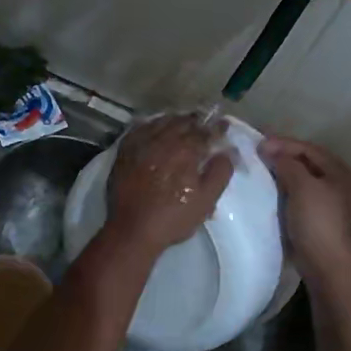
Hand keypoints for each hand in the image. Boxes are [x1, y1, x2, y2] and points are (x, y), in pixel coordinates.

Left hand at [106, 114, 234, 252]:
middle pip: (183, 123)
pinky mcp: (124, 152)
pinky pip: (140, 129)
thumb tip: (226, 151)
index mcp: (186, 151)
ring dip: (175, 120)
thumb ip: (219, 172)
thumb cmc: (173, 218)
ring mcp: (141, 145)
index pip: (205, 132)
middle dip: (196, 122)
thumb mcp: (206, 200)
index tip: (223, 125)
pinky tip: (156, 127)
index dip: (216, 127)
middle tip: (204, 122)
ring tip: (183, 123)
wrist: (133, 229)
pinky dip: (151, 124)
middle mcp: (163, 141)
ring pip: (161, 122)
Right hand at [260, 137, 350, 269]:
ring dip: (280, 170)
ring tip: (259, 166)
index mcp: (339, 171)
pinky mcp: (314, 213)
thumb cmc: (316, 219)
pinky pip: (296, 190)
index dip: (284, 144)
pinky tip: (267, 185)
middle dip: (282, 155)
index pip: (308, 149)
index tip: (258, 143)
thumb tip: (271, 150)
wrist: (322, 260)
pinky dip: (282, 184)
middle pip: (305, 160)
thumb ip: (287, 164)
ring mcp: (325, 198)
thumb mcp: (302, 186)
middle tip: (257, 152)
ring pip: (299, 175)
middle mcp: (335, 181)